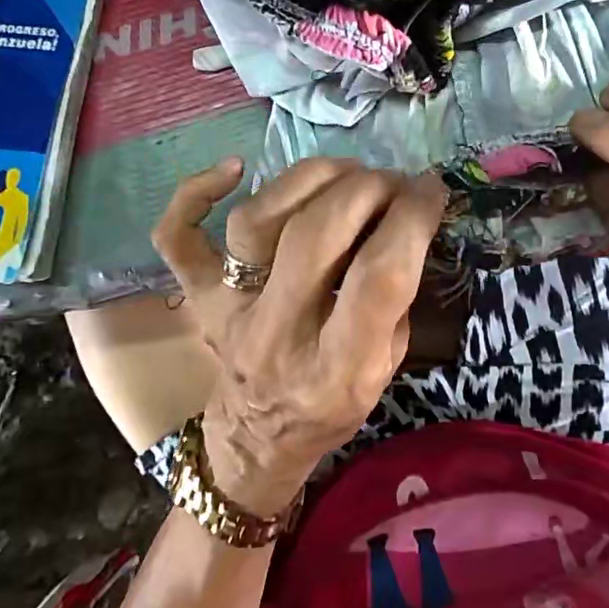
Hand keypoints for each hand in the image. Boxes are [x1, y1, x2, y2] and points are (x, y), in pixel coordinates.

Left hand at [152, 157, 446, 515]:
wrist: (256, 438)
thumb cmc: (331, 408)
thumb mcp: (386, 370)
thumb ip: (394, 298)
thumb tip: (402, 219)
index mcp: (336, 370)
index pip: (377, 278)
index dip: (412, 219)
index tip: (432, 189)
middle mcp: (275, 335)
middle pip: (314, 236)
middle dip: (365, 190)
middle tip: (391, 180)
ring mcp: (227, 312)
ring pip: (255, 220)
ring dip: (310, 179)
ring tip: (346, 172)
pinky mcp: (196, 296)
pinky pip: (176, 237)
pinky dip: (194, 194)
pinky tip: (234, 169)